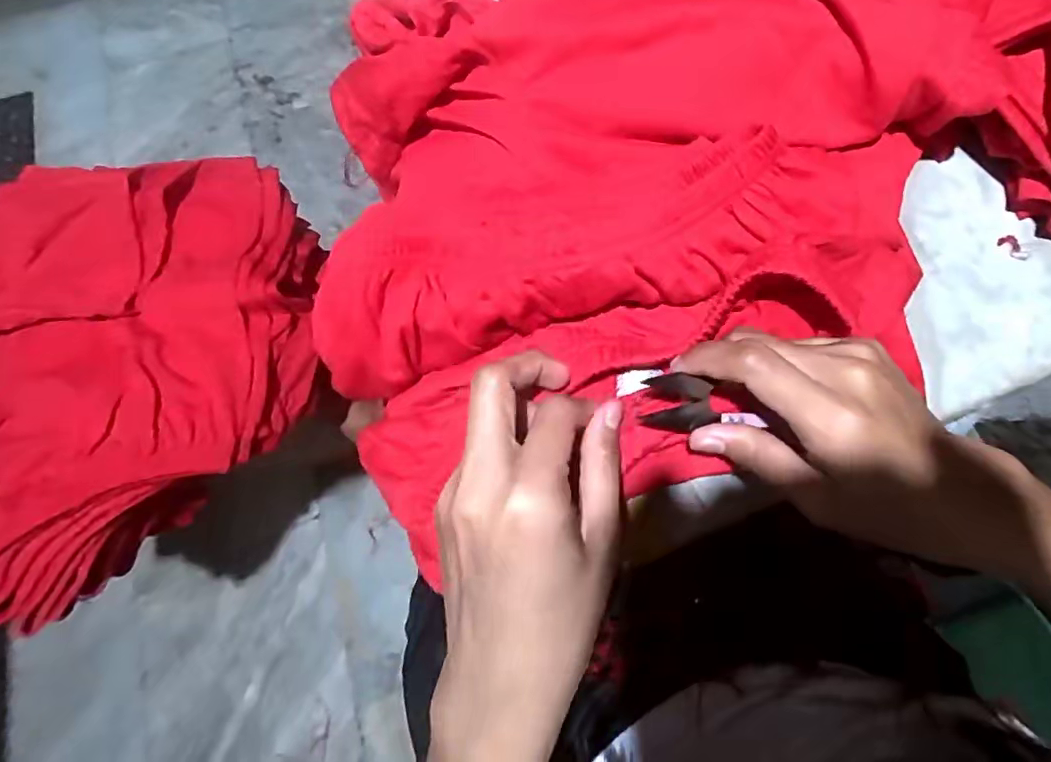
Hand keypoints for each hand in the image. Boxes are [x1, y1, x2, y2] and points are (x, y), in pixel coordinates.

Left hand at [429, 352, 622, 761]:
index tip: (602, 423)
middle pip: (489, 385)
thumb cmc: (566, 616)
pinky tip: (532, 477)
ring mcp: (449, 494)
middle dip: (531, 365)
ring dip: (520, 408)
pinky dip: (506, 440)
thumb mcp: (604, 540)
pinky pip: (476, 449)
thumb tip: (610, 406)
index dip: (584, 404)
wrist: (497, 684)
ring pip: (480, 415)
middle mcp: (477, 482)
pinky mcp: (440, 507)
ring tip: (556, 443)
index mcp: (525, 494)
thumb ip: (605, 463)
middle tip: (564, 378)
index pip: (553, 410)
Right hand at [675, 331, 1045, 580]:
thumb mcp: (816, 498)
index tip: (674, 370)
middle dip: (718, 354)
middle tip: (690, 380)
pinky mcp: (868, 346)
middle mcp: (843, 366)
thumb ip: (757, 455)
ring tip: (728, 386)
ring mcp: (858, 350)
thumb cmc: (884, 509)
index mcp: (829, 412)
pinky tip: (775, 385)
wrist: (955, 486)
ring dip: (748, 357)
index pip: (753, 362)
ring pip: (782, 340)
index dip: (707, 359)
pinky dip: (779, 359)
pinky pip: (807, 345)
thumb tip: (699, 433)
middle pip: (762, 342)